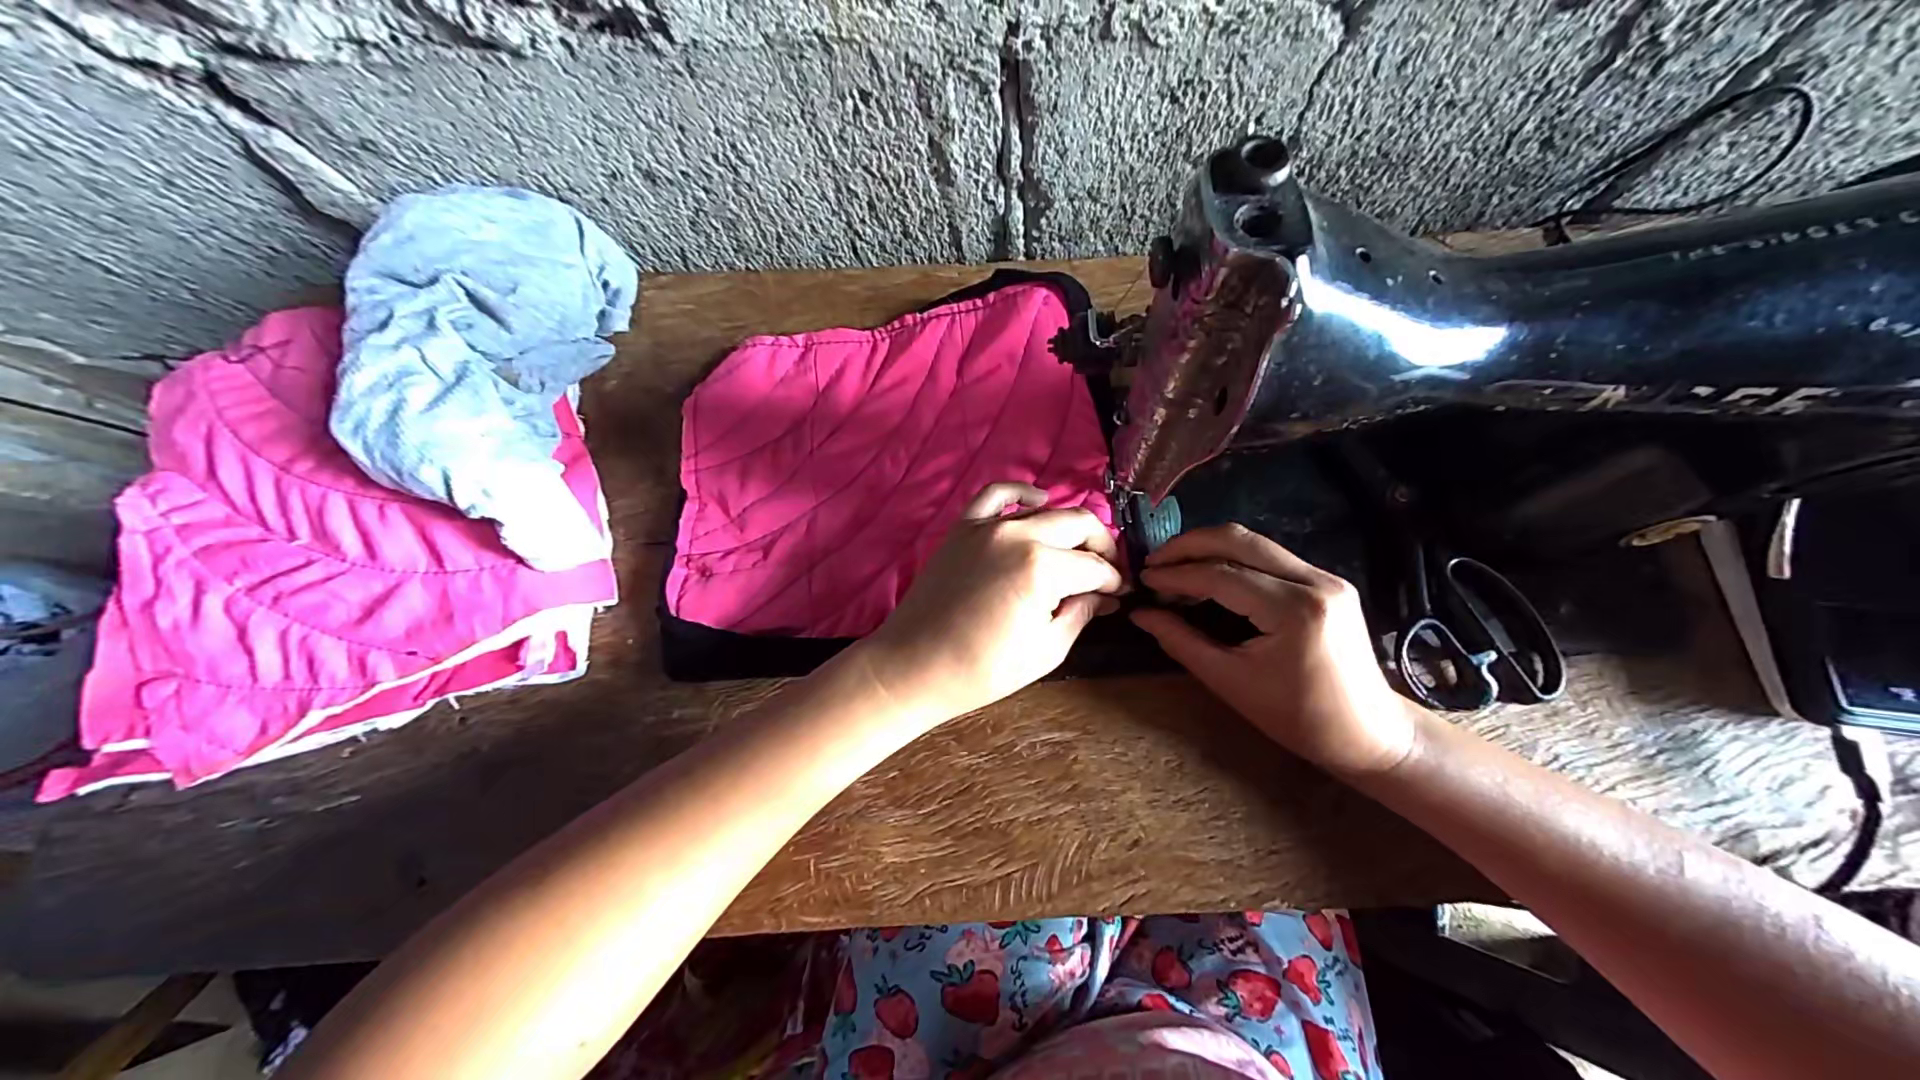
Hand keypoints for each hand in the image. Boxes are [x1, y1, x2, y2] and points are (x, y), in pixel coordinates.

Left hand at [853, 483, 1123, 723]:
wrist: (915, 666)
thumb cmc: (982, 670)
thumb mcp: (1046, 650)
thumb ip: (1080, 613)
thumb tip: (1102, 595)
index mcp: (1042, 568)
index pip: (1095, 566)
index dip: (1113, 581)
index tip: (1119, 593)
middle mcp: (1018, 536)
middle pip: (1079, 525)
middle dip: (1102, 548)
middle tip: (1106, 572)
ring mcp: (987, 527)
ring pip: (1045, 510)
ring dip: (1070, 525)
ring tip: (1079, 549)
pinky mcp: (963, 528)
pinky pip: (996, 495)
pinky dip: (1021, 493)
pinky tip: (1039, 501)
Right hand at [1129, 524, 1419, 775]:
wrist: (1369, 734)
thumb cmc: (1298, 718)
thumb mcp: (1230, 682)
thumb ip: (1181, 641)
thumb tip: (1141, 615)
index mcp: (1294, 609)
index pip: (1221, 574)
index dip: (1176, 575)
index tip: (1143, 579)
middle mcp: (1314, 581)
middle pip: (1239, 539)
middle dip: (1188, 545)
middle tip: (1153, 563)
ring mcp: (1325, 577)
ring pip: (1254, 542)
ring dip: (1208, 549)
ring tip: (1174, 569)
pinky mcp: (1326, 582)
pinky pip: (1268, 557)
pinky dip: (1231, 559)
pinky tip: (1207, 577)